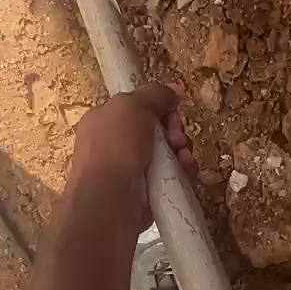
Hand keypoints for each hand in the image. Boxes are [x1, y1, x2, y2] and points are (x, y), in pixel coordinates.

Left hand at [64, 82, 194, 234]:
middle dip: (173, 129)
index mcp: (104, 120)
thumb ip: (155, 94)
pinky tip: (186, 169)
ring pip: (165, 153)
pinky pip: (170, 176)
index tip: (172, 109)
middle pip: (155, 129)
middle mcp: (114, 145)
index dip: (158, 107)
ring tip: (183, 155)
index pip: (136, 107)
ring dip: (181, 149)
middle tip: (176, 135)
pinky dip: (181, 171)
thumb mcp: (133, 105)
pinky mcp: (145, 192)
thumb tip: (175, 89)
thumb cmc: (115, 146)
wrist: (109, 200)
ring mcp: (130, 170)